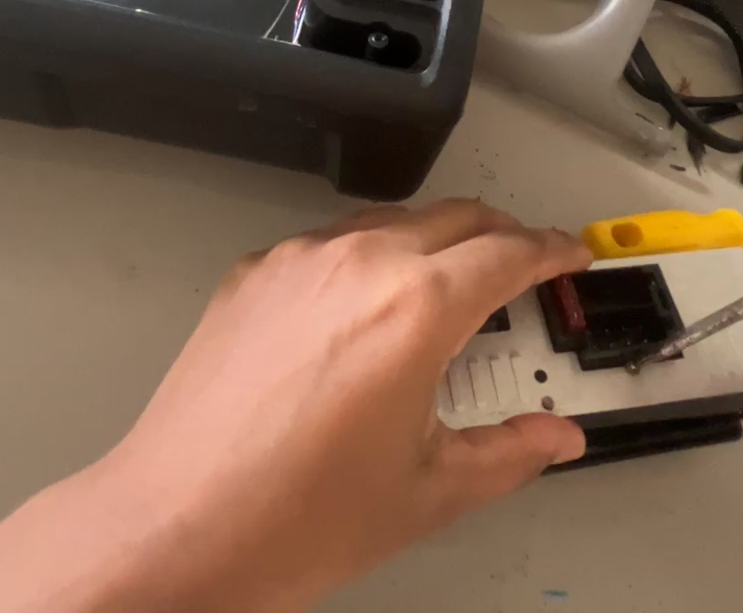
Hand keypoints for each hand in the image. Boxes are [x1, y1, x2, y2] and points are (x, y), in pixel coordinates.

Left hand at [0, 200, 590, 612]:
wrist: (171, 526)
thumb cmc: (300, 519)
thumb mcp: (427, 492)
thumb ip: (509, 453)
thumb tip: (560, 438)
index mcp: (416, 308)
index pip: (509, 253)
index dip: (552, 250)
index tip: (571, 253)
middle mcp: (361, 262)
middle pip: (458, 216)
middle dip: (503, 233)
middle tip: (525, 263)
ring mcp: (301, 258)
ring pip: (395, 218)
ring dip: (438, 237)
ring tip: (452, 280)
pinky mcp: (257, 269)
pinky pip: (335, 241)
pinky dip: (373, 253)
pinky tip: (368, 301)